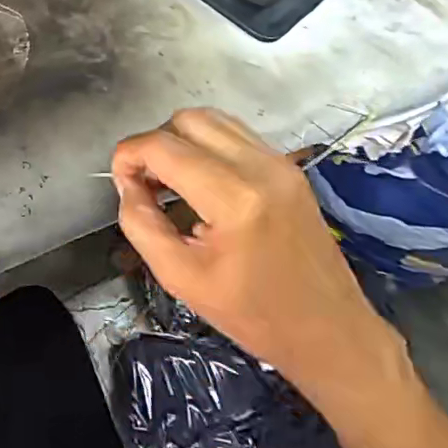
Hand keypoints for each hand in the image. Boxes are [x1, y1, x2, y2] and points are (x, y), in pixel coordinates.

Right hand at [110, 109, 397, 391]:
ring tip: (169, 180)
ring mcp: (280, 161)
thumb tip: (127, 185)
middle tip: (144, 182)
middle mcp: (260, 165)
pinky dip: (209, 145)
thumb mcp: (182, 278)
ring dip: (182, 140)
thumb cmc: (254, 314)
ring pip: (214, 119)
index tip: (119, 179)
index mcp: (234, 198)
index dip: (129, 155)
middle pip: (189, 119)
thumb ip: (141, 224)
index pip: (164, 147)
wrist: (328, 328)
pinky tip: (201, 180)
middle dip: (155, 143)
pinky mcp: (289, 166)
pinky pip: (238, 134)